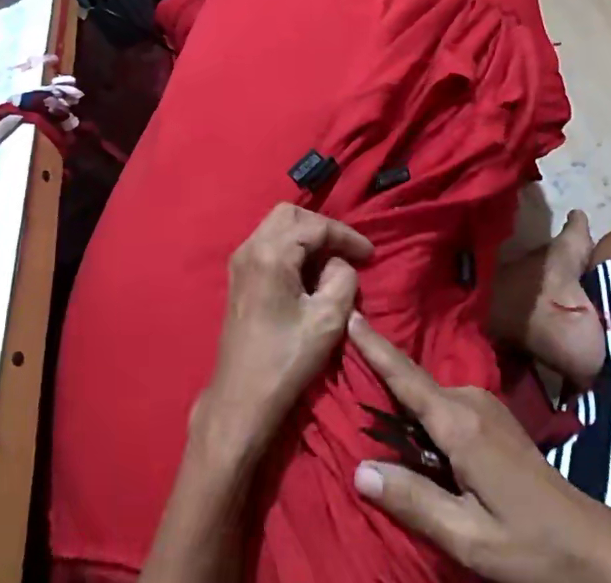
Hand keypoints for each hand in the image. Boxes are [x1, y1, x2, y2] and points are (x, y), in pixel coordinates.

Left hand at [195, 203, 374, 458]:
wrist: (242, 396)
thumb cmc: (286, 359)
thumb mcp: (328, 319)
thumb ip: (342, 279)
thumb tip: (338, 263)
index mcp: (269, 253)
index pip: (314, 226)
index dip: (346, 236)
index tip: (370, 254)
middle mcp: (249, 247)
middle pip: (290, 214)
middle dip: (322, 227)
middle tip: (347, 251)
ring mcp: (240, 261)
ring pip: (277, 226)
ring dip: (306, 236)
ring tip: (333, 261)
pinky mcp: (239, 276)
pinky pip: (269, 243)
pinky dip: (292, 248)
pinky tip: (310, 272)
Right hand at [347, 314, 610, 582]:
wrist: (595, 549)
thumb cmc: (532, 545)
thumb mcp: (469, 538)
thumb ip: (413, 502)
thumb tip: (359, 470)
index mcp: (461, 425)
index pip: (406, 378)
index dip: (375, 347)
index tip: (350, 314)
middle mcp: (471, 402)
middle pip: (413, 388)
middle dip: (382, 392)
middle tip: (349, 404)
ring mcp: (486, 406)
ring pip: (429, 400)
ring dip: (404, 413)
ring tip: (380, 434)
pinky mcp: (493, 417)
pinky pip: (444, 408)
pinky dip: (424, 419)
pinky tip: (420, 446)